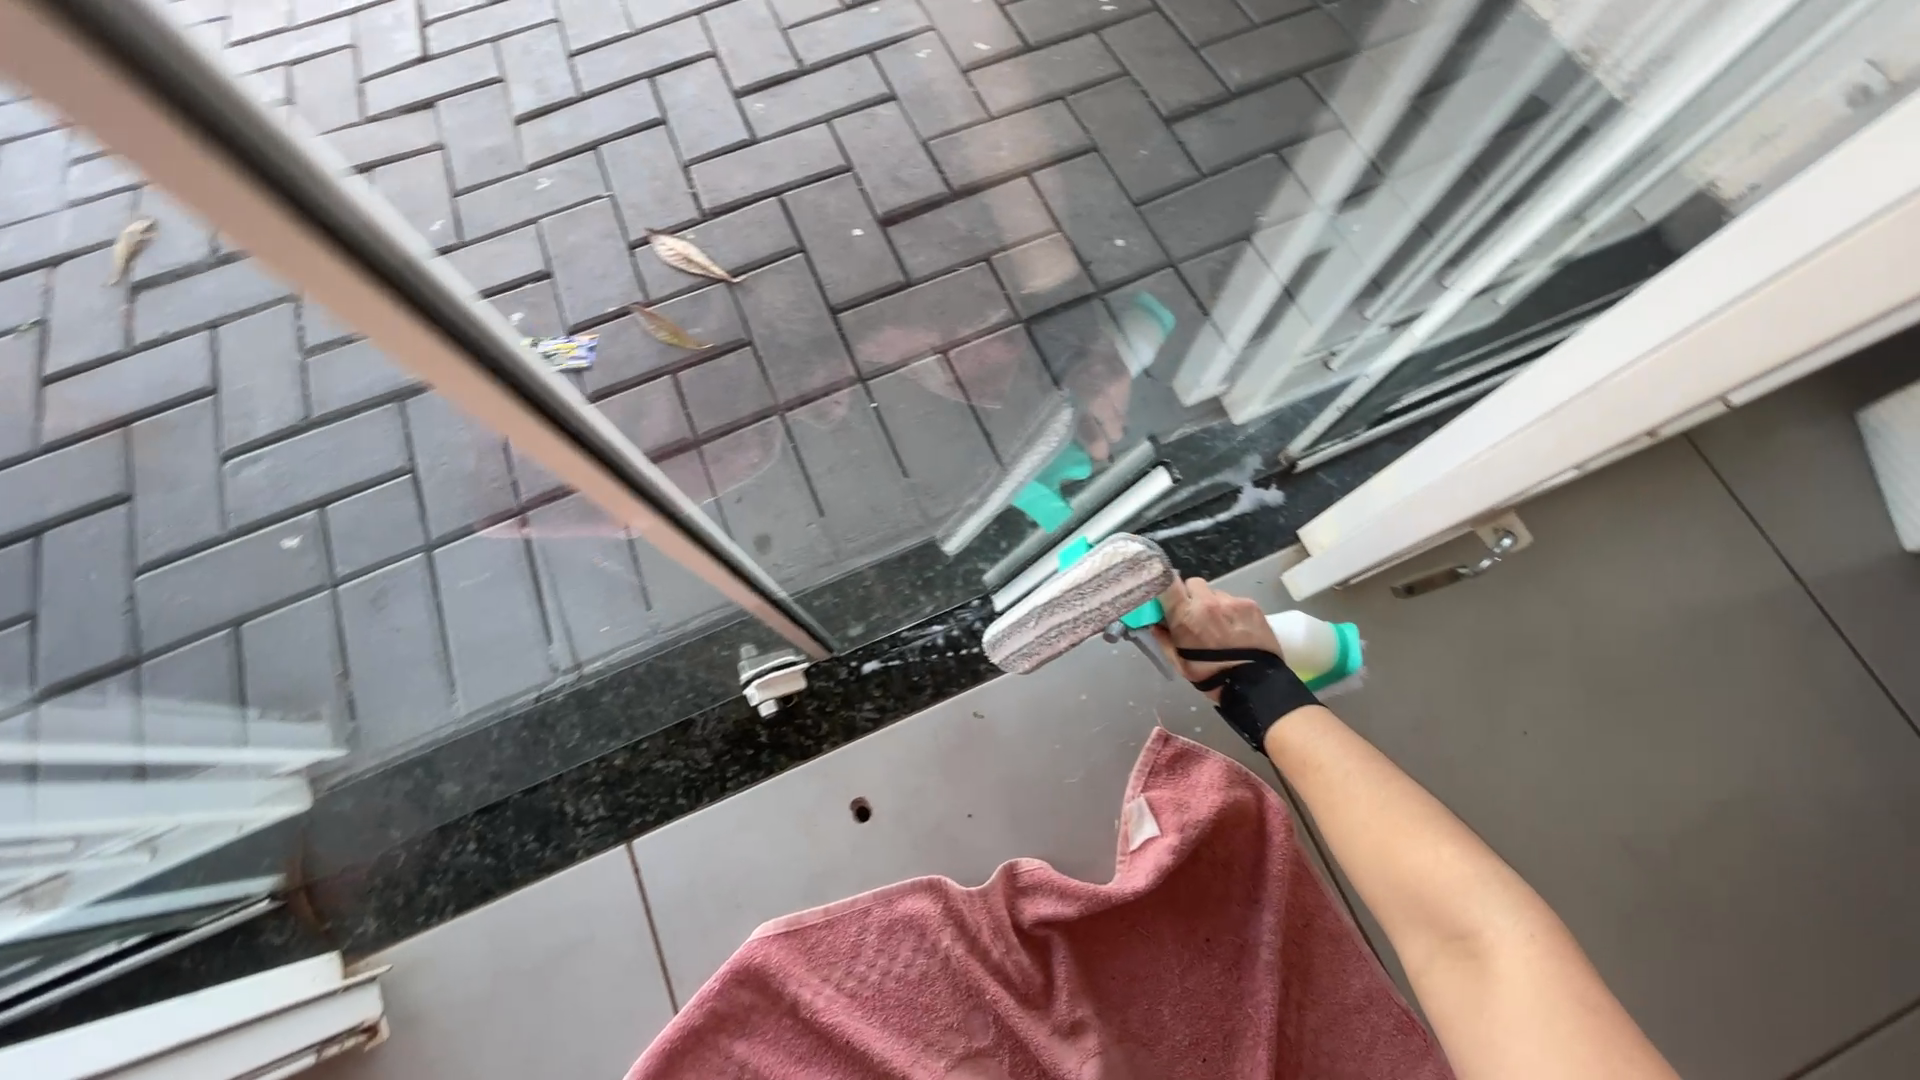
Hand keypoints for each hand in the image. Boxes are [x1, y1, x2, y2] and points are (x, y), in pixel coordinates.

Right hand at [1152, 577, 1283, 701]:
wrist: (1255, 685)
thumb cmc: (1210, 676)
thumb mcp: (1179, 662)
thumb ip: (1164, 639)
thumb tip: (1155, 624)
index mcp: (1185, 616)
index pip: (1167, 583)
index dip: (1164, 583)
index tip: (1166, 594)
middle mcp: (1207, 602)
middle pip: (1192, 583)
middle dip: (1191, 596)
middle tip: (1194, 614)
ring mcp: (1231, 601)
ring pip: (1215, 592)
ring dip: (1213, 604)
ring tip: (1220, 625)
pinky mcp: (1251, 604)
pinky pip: (1234, 600)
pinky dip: (1232, 610)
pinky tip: (1237, 628)